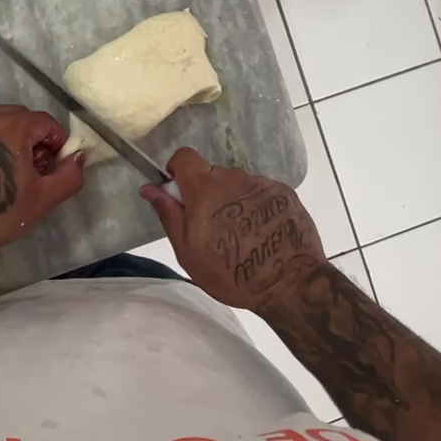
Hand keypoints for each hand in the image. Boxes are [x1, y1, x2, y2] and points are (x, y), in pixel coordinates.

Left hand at [0, 105, 85, 254]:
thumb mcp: (42, 200)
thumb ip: (68, 175)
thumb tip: (78, 157)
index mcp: (11, 127)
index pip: (44, 122)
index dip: (55, 142)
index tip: (53, 164)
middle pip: (15, 118)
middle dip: (29, 138)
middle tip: (28, 169)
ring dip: (0, 140)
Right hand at [140, 148, 324, 309]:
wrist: (290, 283)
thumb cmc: (230, 273)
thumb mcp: (188, 250)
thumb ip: (169, 214)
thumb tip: (149, 188)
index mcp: (206, 188)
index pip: (185, 156)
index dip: (178, 171)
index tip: (181, 196)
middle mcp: (235, 177)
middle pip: (212, 174)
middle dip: (206, 193)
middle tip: (211, 228)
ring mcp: (263, 184)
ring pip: (237, 184)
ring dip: (232, 201)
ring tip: (240, 235)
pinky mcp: (285, 194)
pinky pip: (260, 193)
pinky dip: (255, 207)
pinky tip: (260, 233)